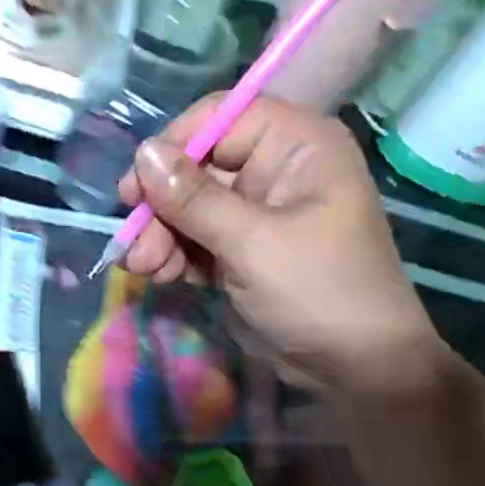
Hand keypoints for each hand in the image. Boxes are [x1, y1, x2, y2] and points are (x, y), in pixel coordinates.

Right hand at [115, 96, 445, 394]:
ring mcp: (255, 215)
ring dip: (161, 238)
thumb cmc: (316, 290)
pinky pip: (195, 242)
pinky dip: (174, 257)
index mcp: (295, 146)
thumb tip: (143, 153)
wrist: (350, 366)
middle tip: (134, 250)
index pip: (221, 120)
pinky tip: (161, 277)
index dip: (173, 148)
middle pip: (197, 169)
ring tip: (145, 271)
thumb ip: (195, 199)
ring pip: (188, 210)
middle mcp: (274, 171)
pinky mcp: (239, 253)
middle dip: (161, 210)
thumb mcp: (252, 242)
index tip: (134, 190)